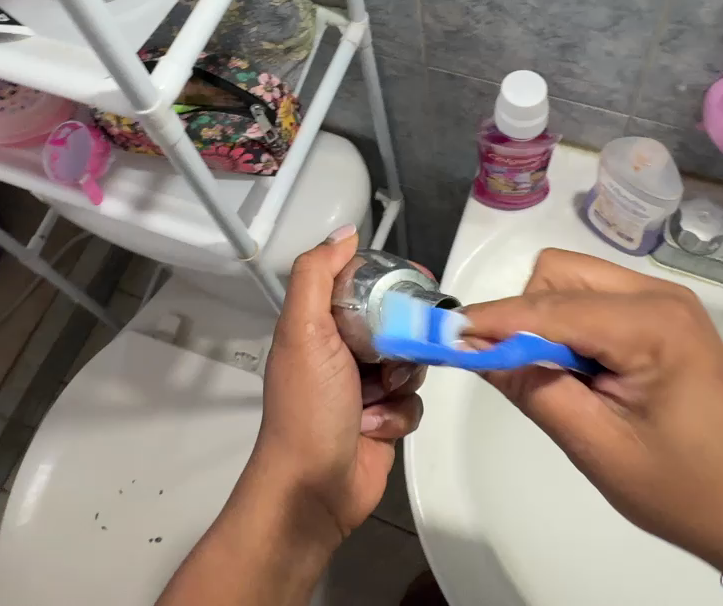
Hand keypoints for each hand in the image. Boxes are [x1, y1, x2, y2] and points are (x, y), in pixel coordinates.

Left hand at [242, 227, 425, 538]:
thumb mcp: (303, 329)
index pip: (363, 283)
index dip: (391, 277)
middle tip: (404, 347)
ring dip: (401, 379)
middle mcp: (342, 350)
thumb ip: (318, 275)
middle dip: (404, 336)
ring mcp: (365, 386)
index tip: (419, 279)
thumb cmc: (307, 405)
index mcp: (318, 324)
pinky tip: (376, 426)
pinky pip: (413, 400)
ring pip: (410, 360)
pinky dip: (400, 413)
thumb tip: (346, 232)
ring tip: (379, 394)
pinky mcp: (385, 419)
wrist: (313, 489)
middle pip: (395, 321)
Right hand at [464, 249, 722, 593]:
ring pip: (572, 279)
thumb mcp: (597, 447)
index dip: (495, 320)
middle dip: (526, 316)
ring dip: (548, 319)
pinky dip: (570, 323)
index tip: (446, 334)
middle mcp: (659, 294)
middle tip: (524, 374)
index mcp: (654, 324)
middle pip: (559, 274)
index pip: (552, 307)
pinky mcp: (663, 313)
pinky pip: (594, 296)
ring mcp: (664, 299)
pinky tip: (584, 370)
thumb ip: (532, 388)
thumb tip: (473, 349)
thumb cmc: (682, 491)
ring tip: (565, 379)